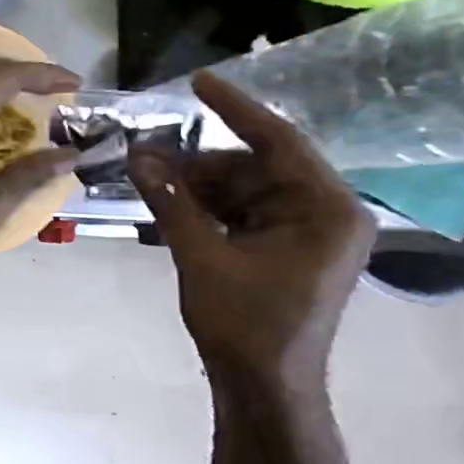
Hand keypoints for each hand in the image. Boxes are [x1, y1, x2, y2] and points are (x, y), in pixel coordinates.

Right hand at [128, 71, 374, 395]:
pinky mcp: (282, 247)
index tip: (197, 81)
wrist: (264, 382)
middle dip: (198, 159)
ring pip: (243, 187)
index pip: (279, 142)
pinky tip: (167, 201)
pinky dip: (204, 204)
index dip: (235, 109)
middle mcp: (324, 212)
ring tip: (145, 178)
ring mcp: (304, 231)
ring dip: (195, 182)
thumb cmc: (245, 321)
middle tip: (143, 153)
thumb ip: (172, 203)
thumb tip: (137, 158)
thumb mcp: (201, 257)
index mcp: (325, 210)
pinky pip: (240, 209)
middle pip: (255, 165)